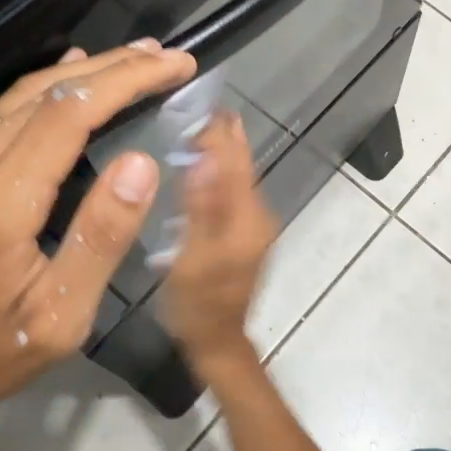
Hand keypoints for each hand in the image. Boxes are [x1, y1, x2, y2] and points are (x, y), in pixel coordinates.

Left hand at [0, 41, 195, 438]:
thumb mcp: (57, 321)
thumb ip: (101, 239)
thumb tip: (142, 163)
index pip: (69, 114)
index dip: (127, 80)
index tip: (175, 65)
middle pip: (43, 93)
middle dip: (112, 66)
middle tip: (165, 55)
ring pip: (15, 98)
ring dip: (80, 73)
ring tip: (131, 61)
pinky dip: (42, 93)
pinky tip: (68, 82)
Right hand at [162, 111, 281, 372]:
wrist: (219, 344)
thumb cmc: (199, 304)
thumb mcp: (192, 256)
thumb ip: (200, 206)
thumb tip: (204, 157)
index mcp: (246, 218)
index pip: (235, 162)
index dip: (220, 134)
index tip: (203, 106)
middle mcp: (258, 216)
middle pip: (241, 167)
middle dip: (225, 139)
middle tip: (203, 109)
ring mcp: (255, 226)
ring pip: (239, 179)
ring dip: (223, 155)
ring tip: (199, 130)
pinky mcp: (247, 236)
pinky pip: (235, 194)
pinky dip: (221, 176)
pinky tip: (203, 169)